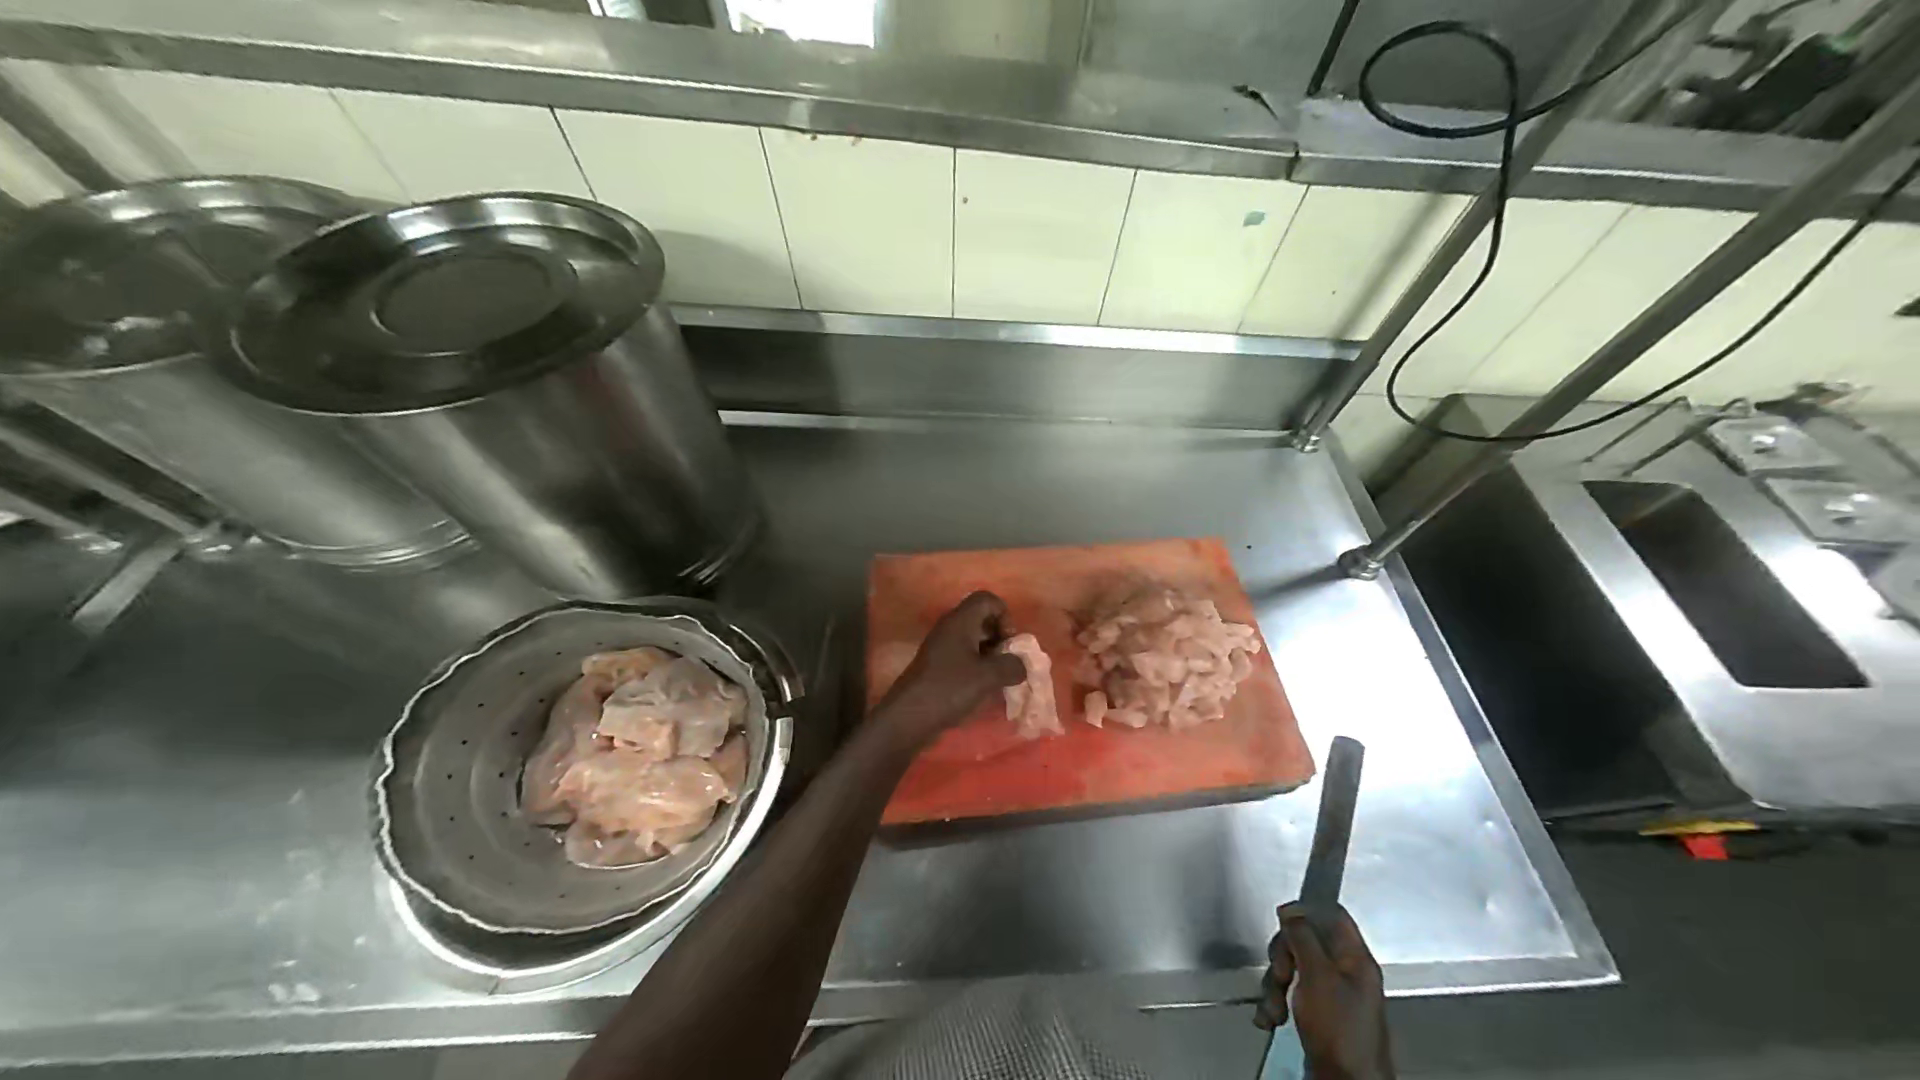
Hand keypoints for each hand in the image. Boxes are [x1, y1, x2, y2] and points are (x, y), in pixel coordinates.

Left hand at [874, 591, 1027, 743]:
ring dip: (990, 654)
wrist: (909, 716)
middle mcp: (949, 628)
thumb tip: (1021, 665)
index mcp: (960, 621)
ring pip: (973, 639)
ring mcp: (941, 647)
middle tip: (1008, 661)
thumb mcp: (988, 677)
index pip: (987, 599)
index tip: (1009, 642)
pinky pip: (964, 656)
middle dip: (1000, 636)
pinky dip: (978, 666)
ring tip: (999, 677)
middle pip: (981, 618)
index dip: (1005, 615)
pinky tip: (983, 687)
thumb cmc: (949, 688)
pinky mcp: (937, 666)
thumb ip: (1012, 666)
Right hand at [1254, 903, 1393, 1079]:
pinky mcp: (1315, 1015)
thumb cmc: (1340, 1031)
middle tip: (1281, 974)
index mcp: (1355, 960)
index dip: (1306, 910)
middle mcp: (1344, 973)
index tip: (1283, 920)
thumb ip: (1303, 937)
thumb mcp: (1318, 975)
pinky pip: (1288, 994)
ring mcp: (1329, 994)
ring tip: (1276, 1009)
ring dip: (1274, 986)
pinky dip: (1274, 1004)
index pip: (1333, 915)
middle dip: (1282, 956)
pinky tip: (1271, 1018)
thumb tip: (1292, 910)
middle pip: (1304, 941)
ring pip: (1291, 969)